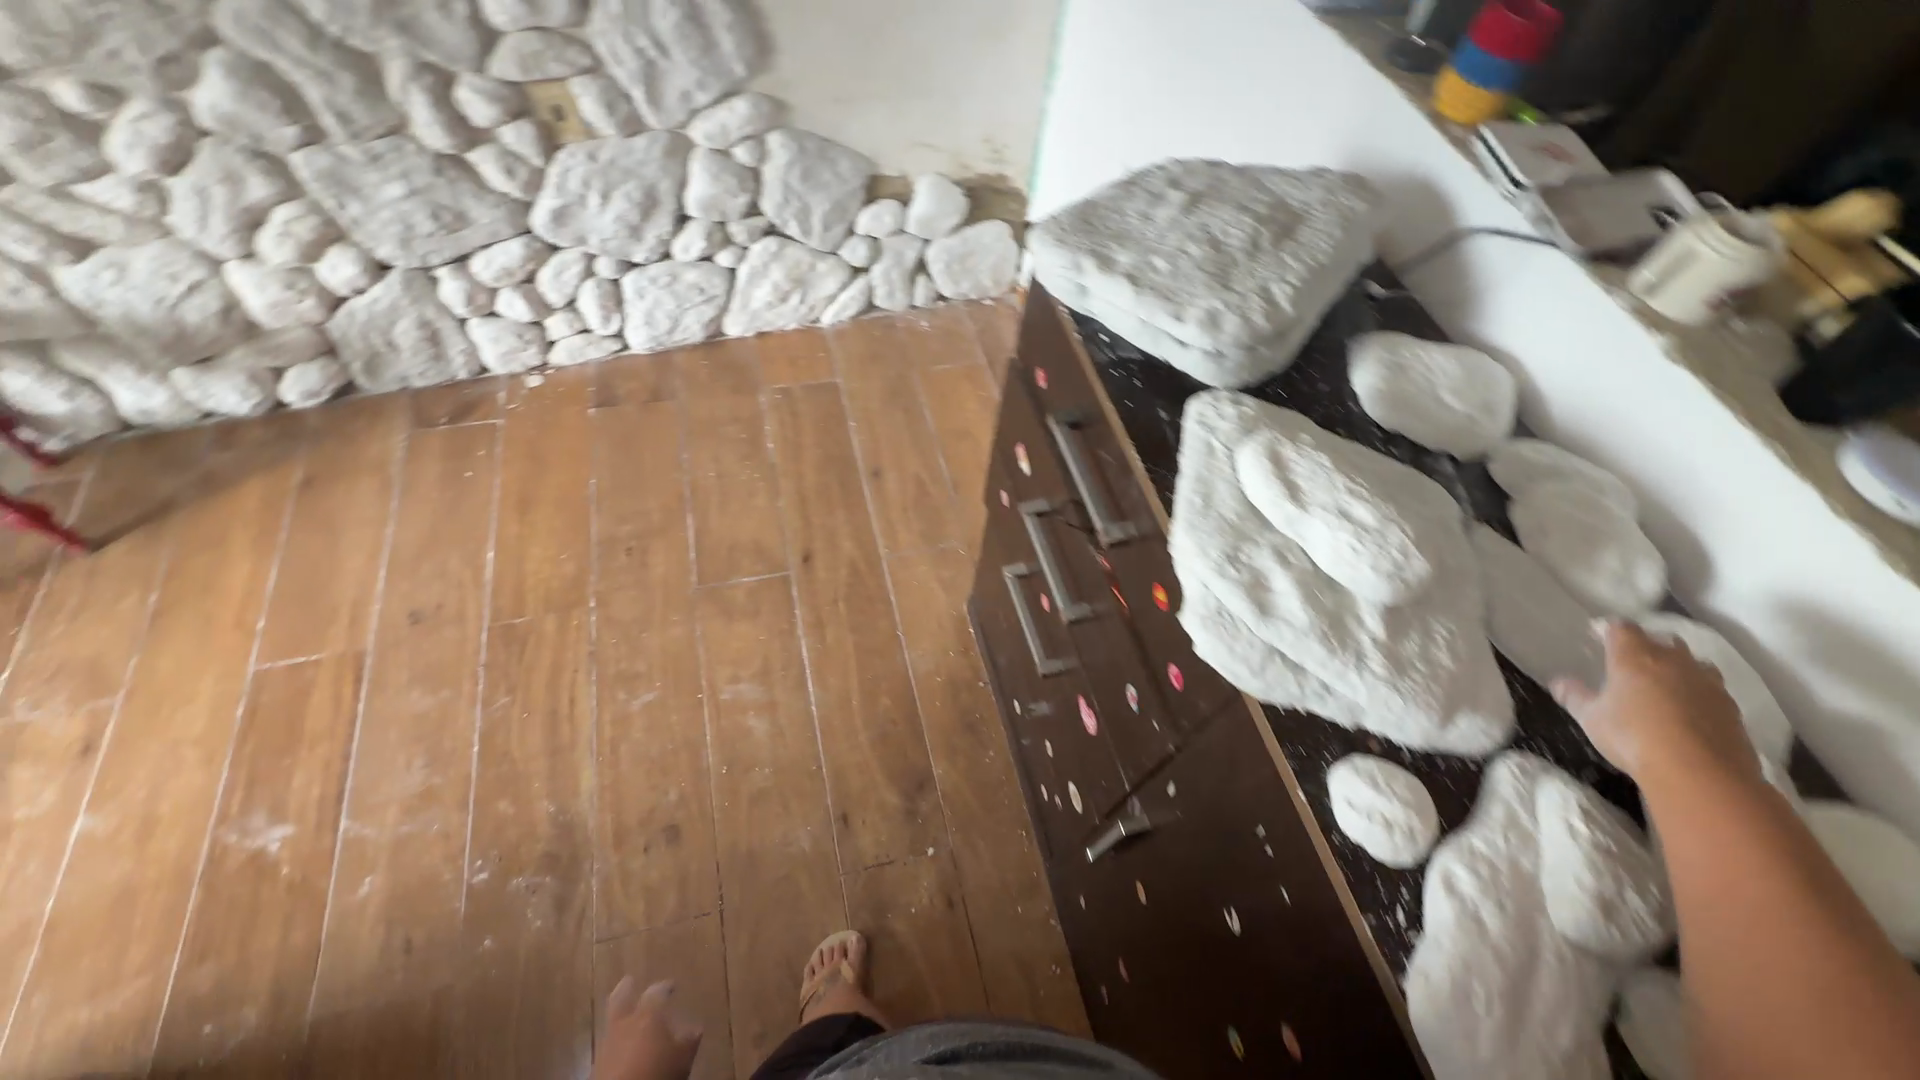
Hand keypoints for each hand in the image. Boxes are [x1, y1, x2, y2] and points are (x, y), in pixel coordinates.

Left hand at [592, 977, 702, 1079]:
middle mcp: (625, 1023)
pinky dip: (616, 1038)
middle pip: (620, 999)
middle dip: (625, 988)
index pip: (656, 992)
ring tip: (629, 1016)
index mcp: (648, 1015)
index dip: (665, 987)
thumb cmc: (657, 1072)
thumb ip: (689, 1040)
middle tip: (629, 980)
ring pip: (612, 1021)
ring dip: (620, 1016)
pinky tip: (623, 1045)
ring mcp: (607, 1042)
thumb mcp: (682, 1058)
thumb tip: (695, 1028)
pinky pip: (608, 1043)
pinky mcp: (597, 1063)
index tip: (672, 985)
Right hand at [1551, 619, 1761, 791]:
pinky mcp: (1730, 706)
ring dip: (1680, 667)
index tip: (1598, 634)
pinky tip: (1689, 711)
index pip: (1622, 628)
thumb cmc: (1633, 737)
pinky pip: (1712, 689)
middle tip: (1632, 661)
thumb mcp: (1591, 719)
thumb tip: (1558, 682)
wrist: (1699, 772)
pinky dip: (1699, 693)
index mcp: (1634, 658)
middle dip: (1648, 645)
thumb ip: (1574, 696)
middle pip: (1663, 639)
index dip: (1609, 629)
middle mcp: (1674, 661)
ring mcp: (1707, 682)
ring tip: (1666, 684)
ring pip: (1694, 662)